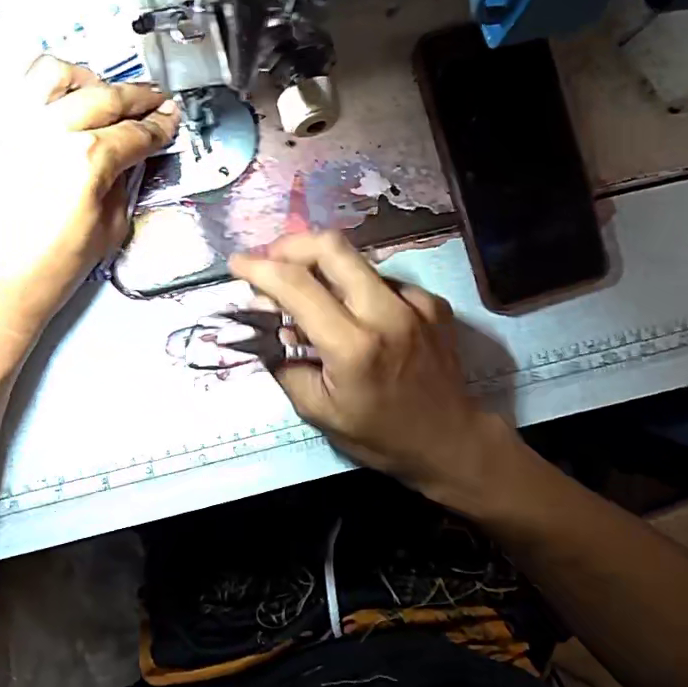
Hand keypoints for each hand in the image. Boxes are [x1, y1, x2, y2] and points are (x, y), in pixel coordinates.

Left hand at [0, 56, 177, 371]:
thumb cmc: (46, 271)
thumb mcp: (108, 231)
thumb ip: (123, 185)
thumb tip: (133, 160)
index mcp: (86, 160)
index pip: (135, 132)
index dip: (161, 126)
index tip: (171, 120)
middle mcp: (47, 131)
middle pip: (105, 95)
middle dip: (139, 96)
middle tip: (157, 99)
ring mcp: (13, 125)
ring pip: (58, 73)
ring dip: (92, 79)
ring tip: (107, 91)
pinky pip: (22, 87)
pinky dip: (50, 85)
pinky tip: (66, 99)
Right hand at [229, 232, 519, 497]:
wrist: (450, 440)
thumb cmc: (381, 436)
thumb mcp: (320, 412)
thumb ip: (286, 365)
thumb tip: (265, 329)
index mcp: (354, 346)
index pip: (297, 286)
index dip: (260, 269)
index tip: (238, 264)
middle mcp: (387, 313)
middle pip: (332, 247)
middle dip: (292, 246)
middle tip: (273, 263)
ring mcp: (416, 303)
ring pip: (359, 262)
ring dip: (326, 271)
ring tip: (313, 298)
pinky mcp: (434, 304)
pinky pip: (386, 282)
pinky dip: (362, 292)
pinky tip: (361, 319)